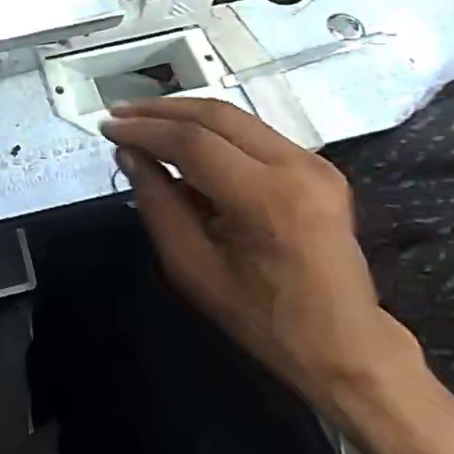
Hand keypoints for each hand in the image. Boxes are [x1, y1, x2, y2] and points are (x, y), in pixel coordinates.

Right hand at [101, 99, 420, 416]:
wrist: (343, 342)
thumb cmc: (263, 320)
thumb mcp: (195, 270)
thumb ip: (158, 205)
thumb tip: (130, 154)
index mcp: (269, 200)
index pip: (195, 143)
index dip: (146, 130)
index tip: (109, 126)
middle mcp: (298, 166)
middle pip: (219, 115)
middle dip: (164, 111)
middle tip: (121, 113)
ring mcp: (315, 162)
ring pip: (239, 119)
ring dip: (188, 117)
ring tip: (144, 121)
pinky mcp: (320, 166)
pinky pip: (256, 136)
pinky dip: (216, 133)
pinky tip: (186, 142)